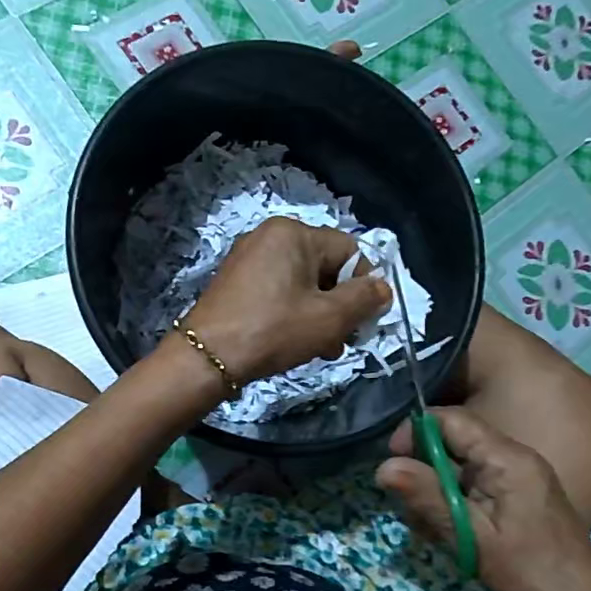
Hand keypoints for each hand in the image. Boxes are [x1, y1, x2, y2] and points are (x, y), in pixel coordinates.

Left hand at [187, 216, 391, 382]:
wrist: (206, 358)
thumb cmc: (273, 330)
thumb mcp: (330, 317)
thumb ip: (365, 299)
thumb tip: (383, 288)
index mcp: (294, 232)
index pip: (350, 251)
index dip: (363, 286)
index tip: (361, 321)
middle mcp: (270, 235)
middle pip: (326, 267)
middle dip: (340, 305)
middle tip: (341, 340)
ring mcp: (249, 258)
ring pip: (304, 283)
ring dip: (320, 314)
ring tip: (321, 348)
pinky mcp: (237, 281)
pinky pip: (280, 290)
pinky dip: (294, 313)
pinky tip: (296, 342)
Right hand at [376, 408, 590, 590]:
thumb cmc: (527, 570)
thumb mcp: (470, 536)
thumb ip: (427, 497)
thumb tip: (383, 466)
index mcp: (506, 456)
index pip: (451, 419)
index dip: (416, 431)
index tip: (392, 461)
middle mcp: (514, 454)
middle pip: (455, 439)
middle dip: (424, 464)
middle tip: (408, 501)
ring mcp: (519, 472)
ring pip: (462, 461)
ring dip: (438, 485)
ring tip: (428, 522)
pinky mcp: (519, 490)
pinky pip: (476, 479)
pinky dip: (456, 496)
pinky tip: (451, 528)